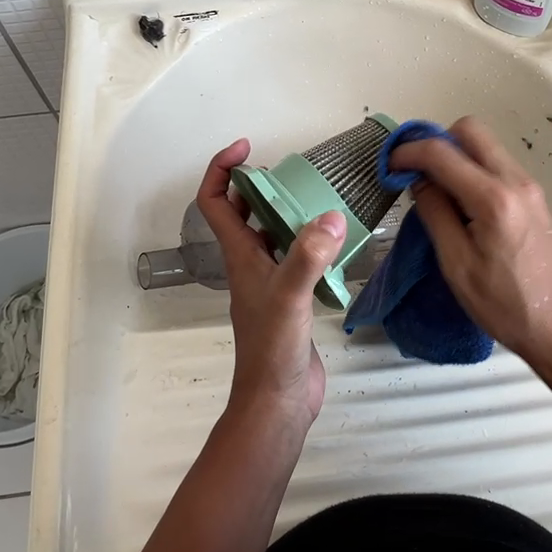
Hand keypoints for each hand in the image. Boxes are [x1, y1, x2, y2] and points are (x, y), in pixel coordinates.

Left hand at [193, 139, 346, 430]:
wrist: (277, 402)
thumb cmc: (272, 349)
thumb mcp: (290, 296)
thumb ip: (308, 256)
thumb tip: (330, 217)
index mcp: (239, 255)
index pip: (214, 201)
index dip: (222, 169)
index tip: (248, 149)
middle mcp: (250, 263)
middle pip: (242, 213)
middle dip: (260, 185)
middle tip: (293, 172)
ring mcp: (270, 281)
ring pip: (271, 233)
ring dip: (288, 212)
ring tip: (320, 198)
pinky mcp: (290, 298)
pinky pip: (295, 257)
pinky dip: (311, 242)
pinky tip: (337, 243)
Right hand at [388, 117, 551, 367]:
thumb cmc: (503, 305)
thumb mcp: (456, 264)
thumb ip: (434, 213)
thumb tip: (419, 180)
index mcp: (493, 199)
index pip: (442, 153)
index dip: (408, 152)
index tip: (389, 166)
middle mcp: (516, 181)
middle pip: (469, 130)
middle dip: (436, 142)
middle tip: (416, 172)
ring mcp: (529, 186)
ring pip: (485, 145)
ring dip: (455, 155)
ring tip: (435, 188)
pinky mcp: (534, 197)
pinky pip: (497, 163)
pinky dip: (473, 168)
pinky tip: (460, 200)